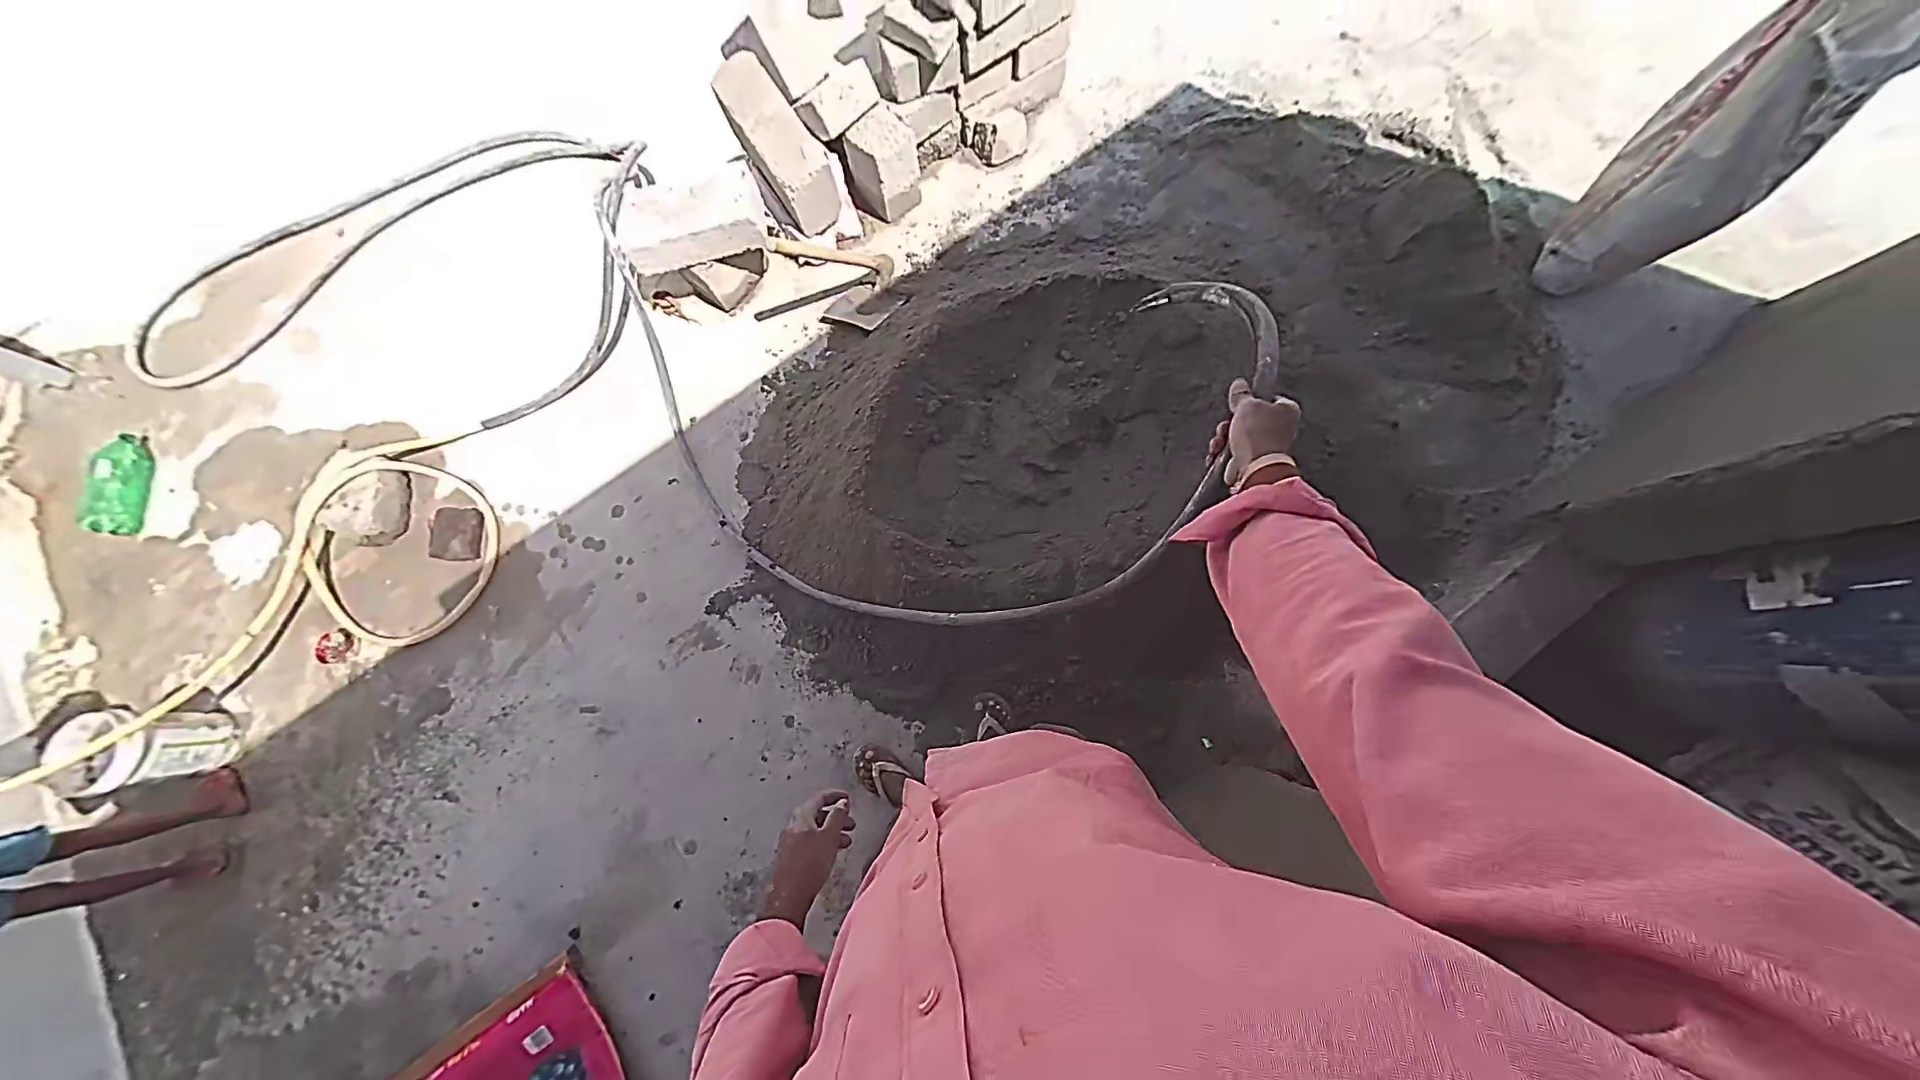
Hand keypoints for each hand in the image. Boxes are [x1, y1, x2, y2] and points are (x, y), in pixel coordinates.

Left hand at [762, 790, 855, 928]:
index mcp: (801, 817)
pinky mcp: (791, 855)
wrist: (789, 896)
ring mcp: (791, 841)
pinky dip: (824, 841)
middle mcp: (794, 825)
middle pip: (817, 814)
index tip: (848, 798)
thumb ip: (837, 817)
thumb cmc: (811, 863)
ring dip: (832, 831)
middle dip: (836, 816)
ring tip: (847, 840)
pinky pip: (811, 840)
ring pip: (815, 829)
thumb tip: (842, 802)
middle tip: (851, 823)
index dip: (835, 795)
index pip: (819, 798)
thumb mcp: (829, 837)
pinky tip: (833, 851)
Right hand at [1208, 377, 1300, 486]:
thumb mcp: (1246, 406)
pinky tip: (1216, 456)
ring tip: (1218, 445)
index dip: (1249, 401)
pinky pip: (1235, 454)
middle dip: (1229, 425)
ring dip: (1223, 440)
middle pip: (1248, 419)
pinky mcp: (1256, 462)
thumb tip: (1239, 384)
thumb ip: (1241, 395)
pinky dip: (1223, 455)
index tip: (1236, 406)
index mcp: (1286, 410)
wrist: (1256, 468)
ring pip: (1238, 437)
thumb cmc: (1257, 434)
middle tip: (1224, 428)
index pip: (1267, 398)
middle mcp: (1281, 428)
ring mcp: (1268, 446)